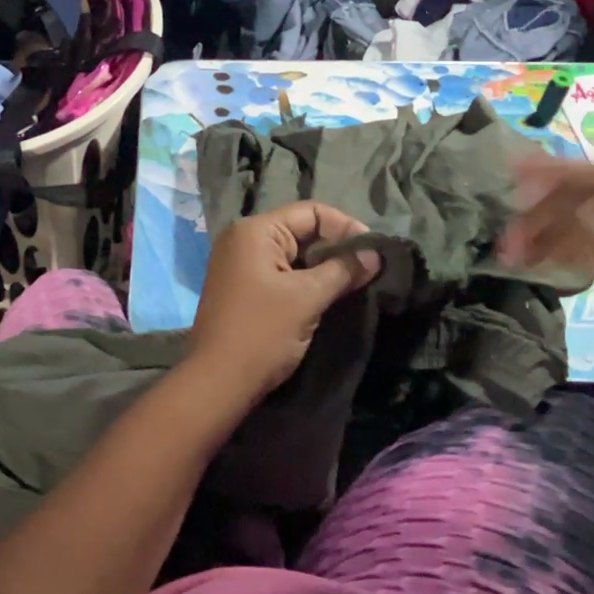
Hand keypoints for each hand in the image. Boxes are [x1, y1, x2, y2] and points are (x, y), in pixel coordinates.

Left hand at [187, 202, 382, 401]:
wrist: (218, 381)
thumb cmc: (262, 333)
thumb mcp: (307, 298)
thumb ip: (342, 271)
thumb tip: (375, 255)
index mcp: (255, 231)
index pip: (310, 212)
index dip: (345, 226)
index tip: (374, 251)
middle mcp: (243, 238)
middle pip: (300, 229)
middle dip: (335, 246)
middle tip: (368, 268)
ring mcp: (238, 263)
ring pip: (291, 253)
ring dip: (322, 265)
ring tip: (354, 281)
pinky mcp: (241, 286)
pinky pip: (280, 271)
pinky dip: (304, 278)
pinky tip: (327, 294)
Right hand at [500, 158, 593, 429]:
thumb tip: (551, 185)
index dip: (564, 175)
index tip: (514, 170)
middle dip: (551, 212)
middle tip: (507, 223)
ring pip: (591, 229)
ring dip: (548, 234)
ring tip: (509, 249)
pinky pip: (593, 253)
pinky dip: (561, 253)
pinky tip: (528, 257)